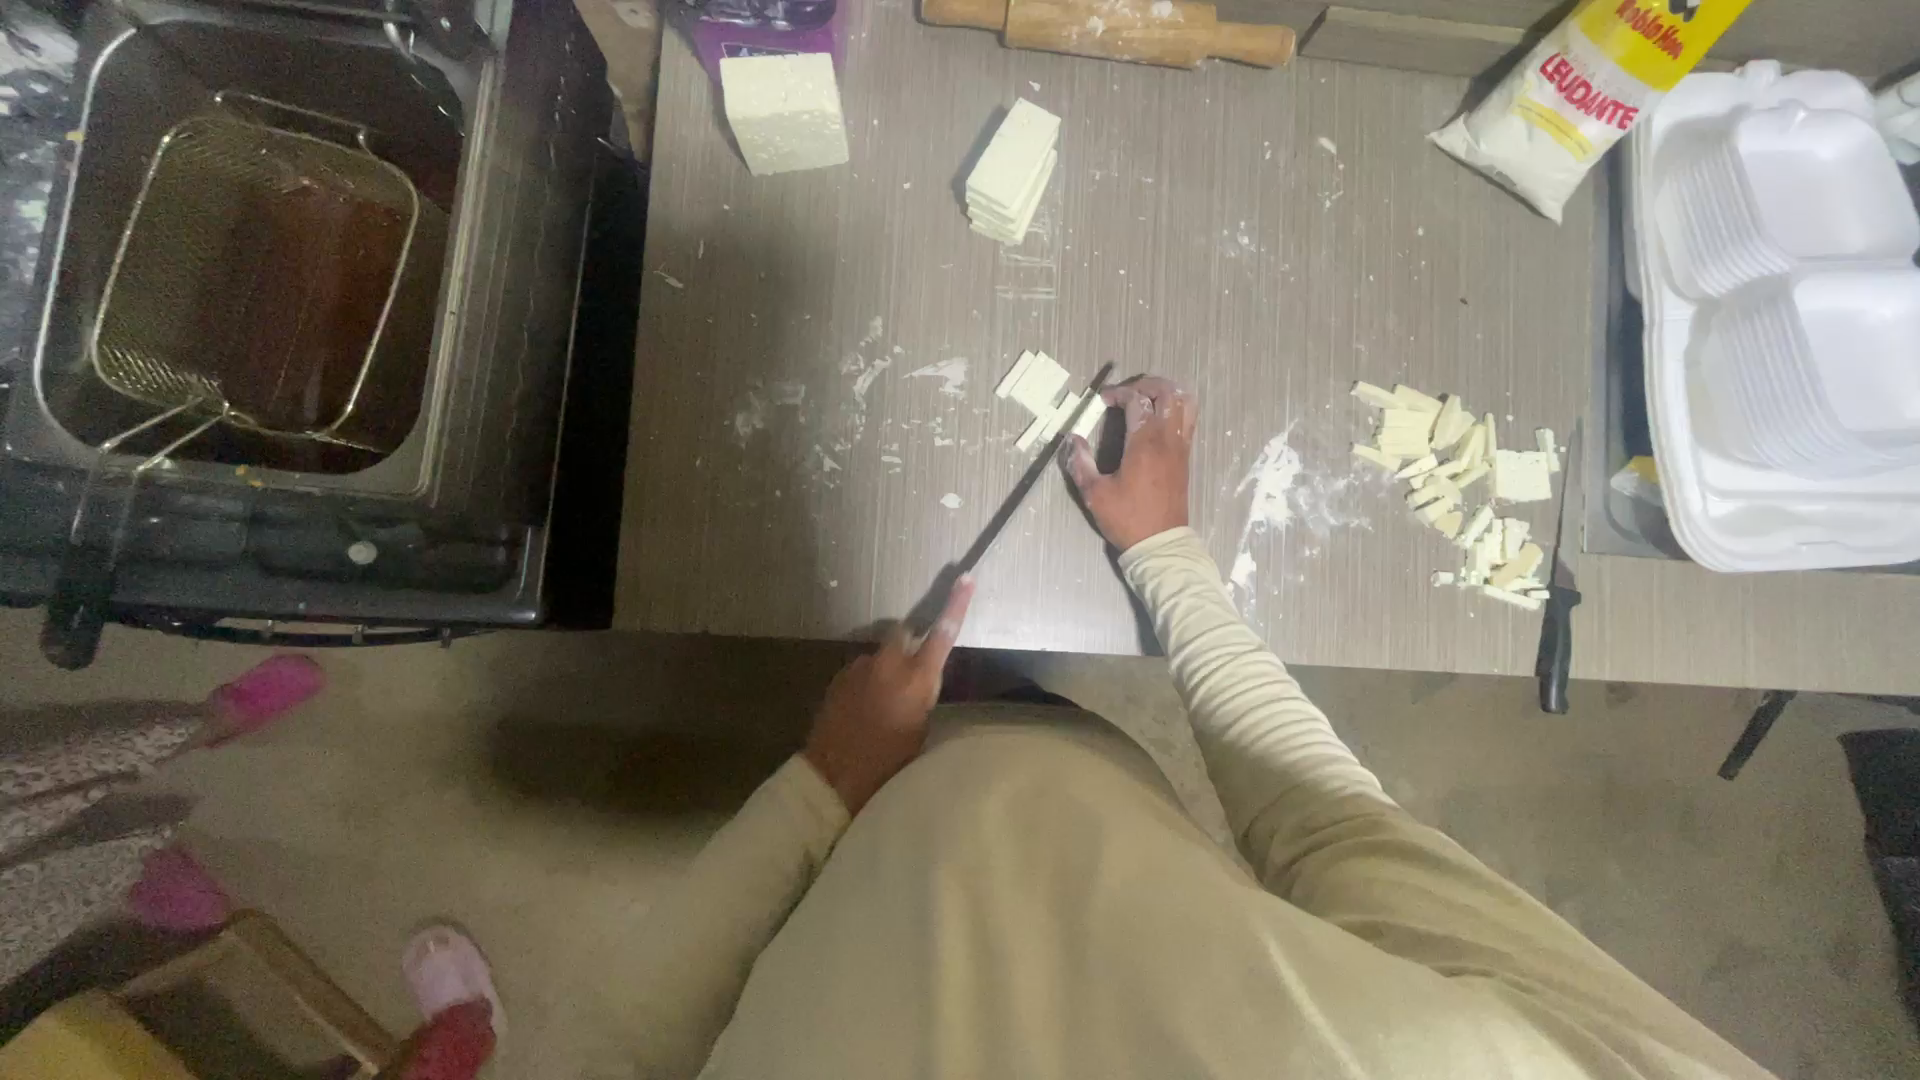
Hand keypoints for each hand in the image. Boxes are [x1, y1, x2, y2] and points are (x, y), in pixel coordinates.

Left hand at [803, 577, 975, 813]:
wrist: (835, 775)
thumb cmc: (888, 762)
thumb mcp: (920, 729)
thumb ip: (923, 695)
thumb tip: (920, 680)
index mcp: (918, 679)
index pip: (943, 633)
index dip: (956, 604)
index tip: (965, 578)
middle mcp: (889, 664)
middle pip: (903, 633)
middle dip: (909, 643)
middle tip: (912, 670)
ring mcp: (860, 668)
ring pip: (880, 654)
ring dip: (885, 668)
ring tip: (882, 702)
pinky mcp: (840, 677)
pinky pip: (861, 670)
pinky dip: (867, 681)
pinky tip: (863, 708)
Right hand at [1060, 376, 1194, 550]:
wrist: (1160, 543)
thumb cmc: (1127, 518)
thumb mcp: (1095, 494)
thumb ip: (1080, 463)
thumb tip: (1072, 440)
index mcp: (1144, 443)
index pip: (1137, 400)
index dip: (1118, 393)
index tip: (1102, 400)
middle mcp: (1167, 438)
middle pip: (1168, 392)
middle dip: (1146, 384)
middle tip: (1126, 393)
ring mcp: (1181, 446)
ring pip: (1185, 402)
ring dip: (1166, 393)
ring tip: (1145, 399)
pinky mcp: (1185, 456)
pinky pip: (1188, 419)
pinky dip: (1174, 409)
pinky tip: (1155, 420)